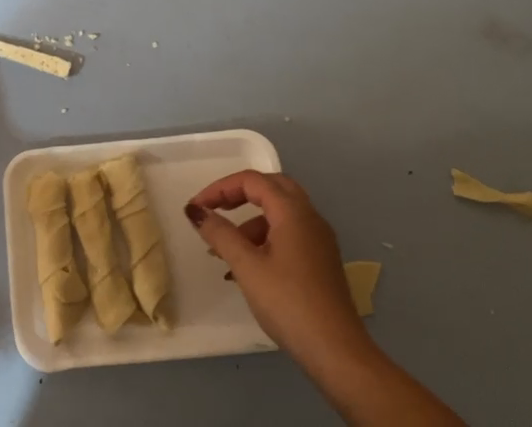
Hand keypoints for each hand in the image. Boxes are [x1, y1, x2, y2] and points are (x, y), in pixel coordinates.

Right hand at [185, 170, 369, 357]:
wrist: (336, 350)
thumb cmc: (288, 303)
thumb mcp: (247, 267)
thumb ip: (220, 234)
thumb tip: (195, 211)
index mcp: (293, 212)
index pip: (253, 181)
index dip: (220, 188)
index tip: (197, 208)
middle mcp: (310, 218)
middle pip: (272, 188)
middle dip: (239, 195)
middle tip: (215, 210)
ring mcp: (319, 240)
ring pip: (281, 213)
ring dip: (251, 221)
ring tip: (226, 251)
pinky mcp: (321, 261)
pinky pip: (289, 234)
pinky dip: (265, 239)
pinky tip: (249, 269)